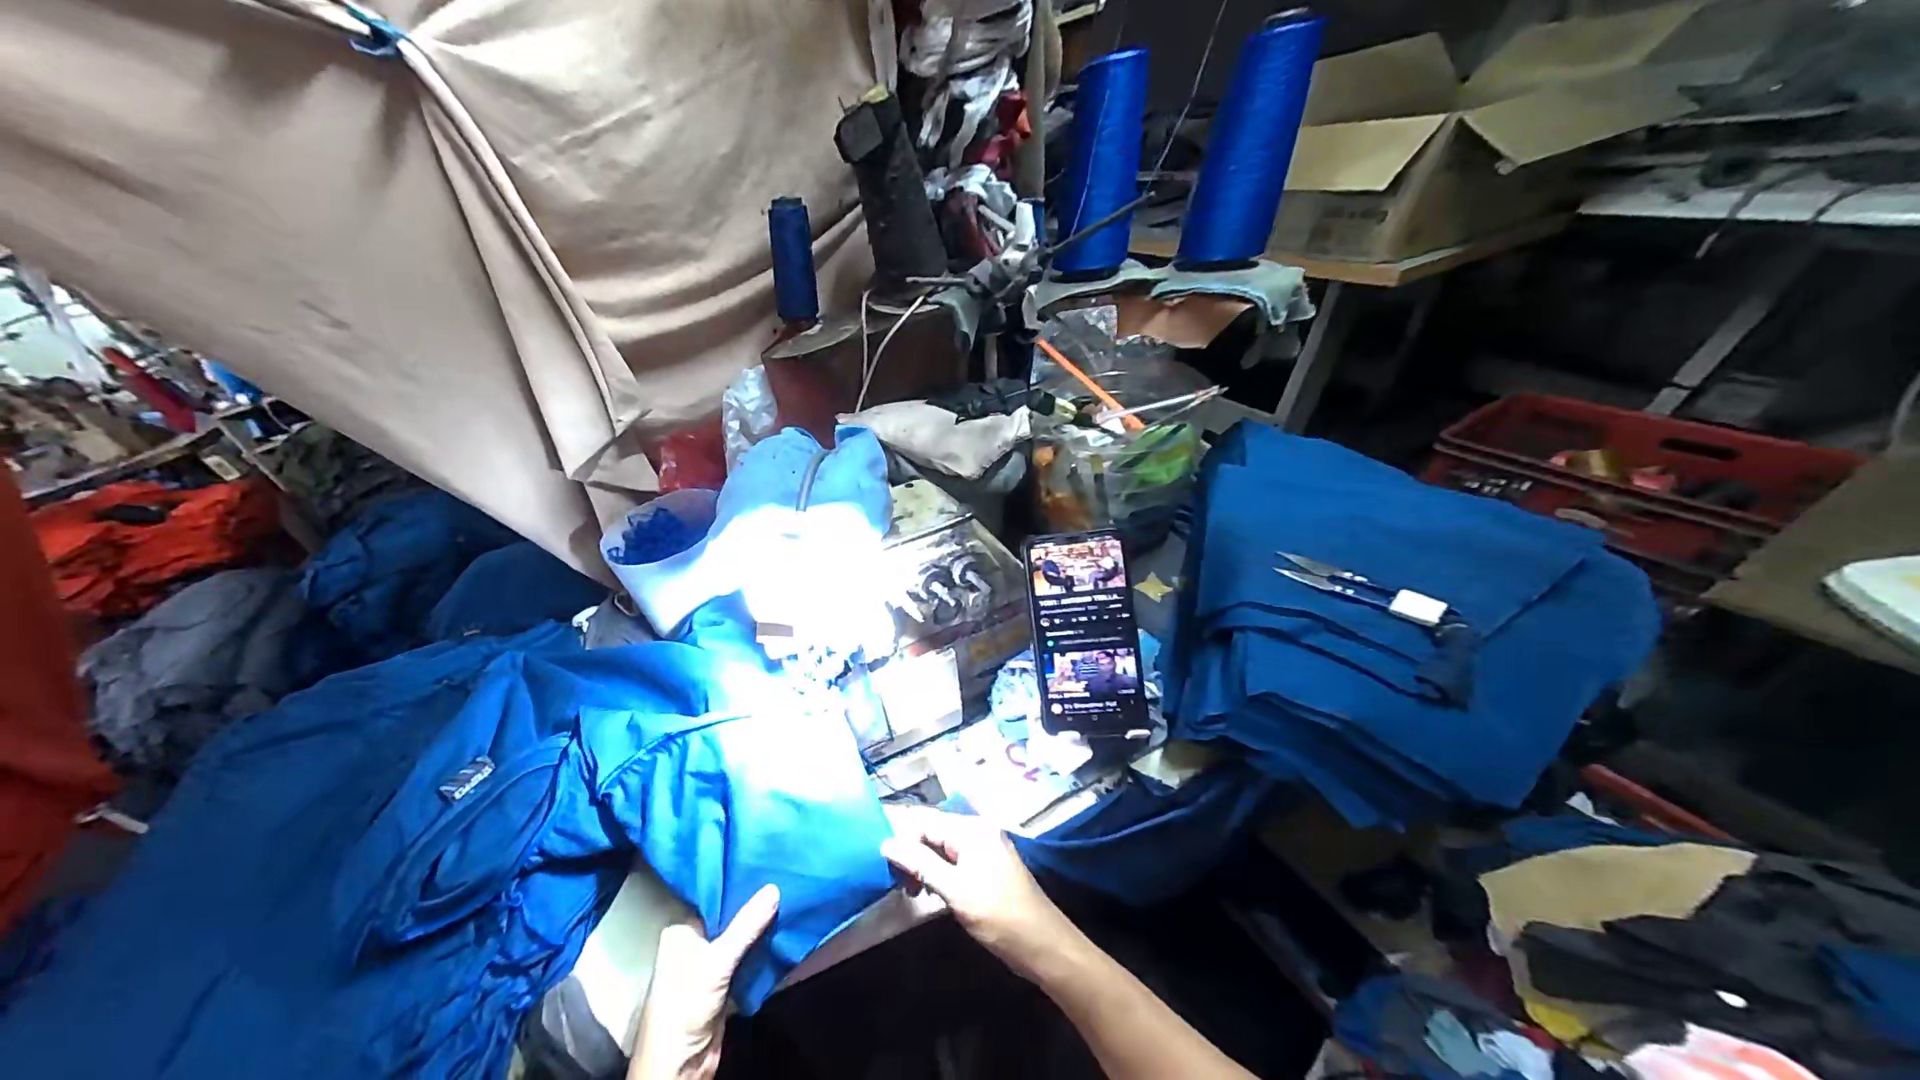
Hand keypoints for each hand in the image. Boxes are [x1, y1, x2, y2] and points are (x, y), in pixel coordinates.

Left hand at [627, 884, 778, 1079]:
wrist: (678, 1067)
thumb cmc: (685, 1005)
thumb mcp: (717, 962)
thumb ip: (746, 926)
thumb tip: (774, 887)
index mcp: (680, 929)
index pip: (709, 893)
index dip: (733, 876)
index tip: (760, 856)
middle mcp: (692, 941)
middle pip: (726, 913)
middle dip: (751, 898)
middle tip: (781, 871)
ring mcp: (708, 962)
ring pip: (738, 933)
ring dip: (759, 921)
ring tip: (787, 890)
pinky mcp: (723, 980)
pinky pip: (746, 953)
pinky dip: (761, 943)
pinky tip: (782, 924)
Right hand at [879, 807, 1081, 982]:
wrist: (1042, 944)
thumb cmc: (998, 915)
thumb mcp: (954, 890)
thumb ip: (919, 864)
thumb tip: (886, 844)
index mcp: (972, 829)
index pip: (924, 821)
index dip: (901, 840)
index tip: (885, 867)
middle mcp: (978, 830)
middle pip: (932, 831)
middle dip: (911, 853)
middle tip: (900, 885)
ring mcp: (984, 847)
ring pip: (941, 847)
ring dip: (923, 865)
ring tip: (914, 892)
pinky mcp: (986, 866)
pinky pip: (953, 859)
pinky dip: (938, 872)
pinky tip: (931, 891)